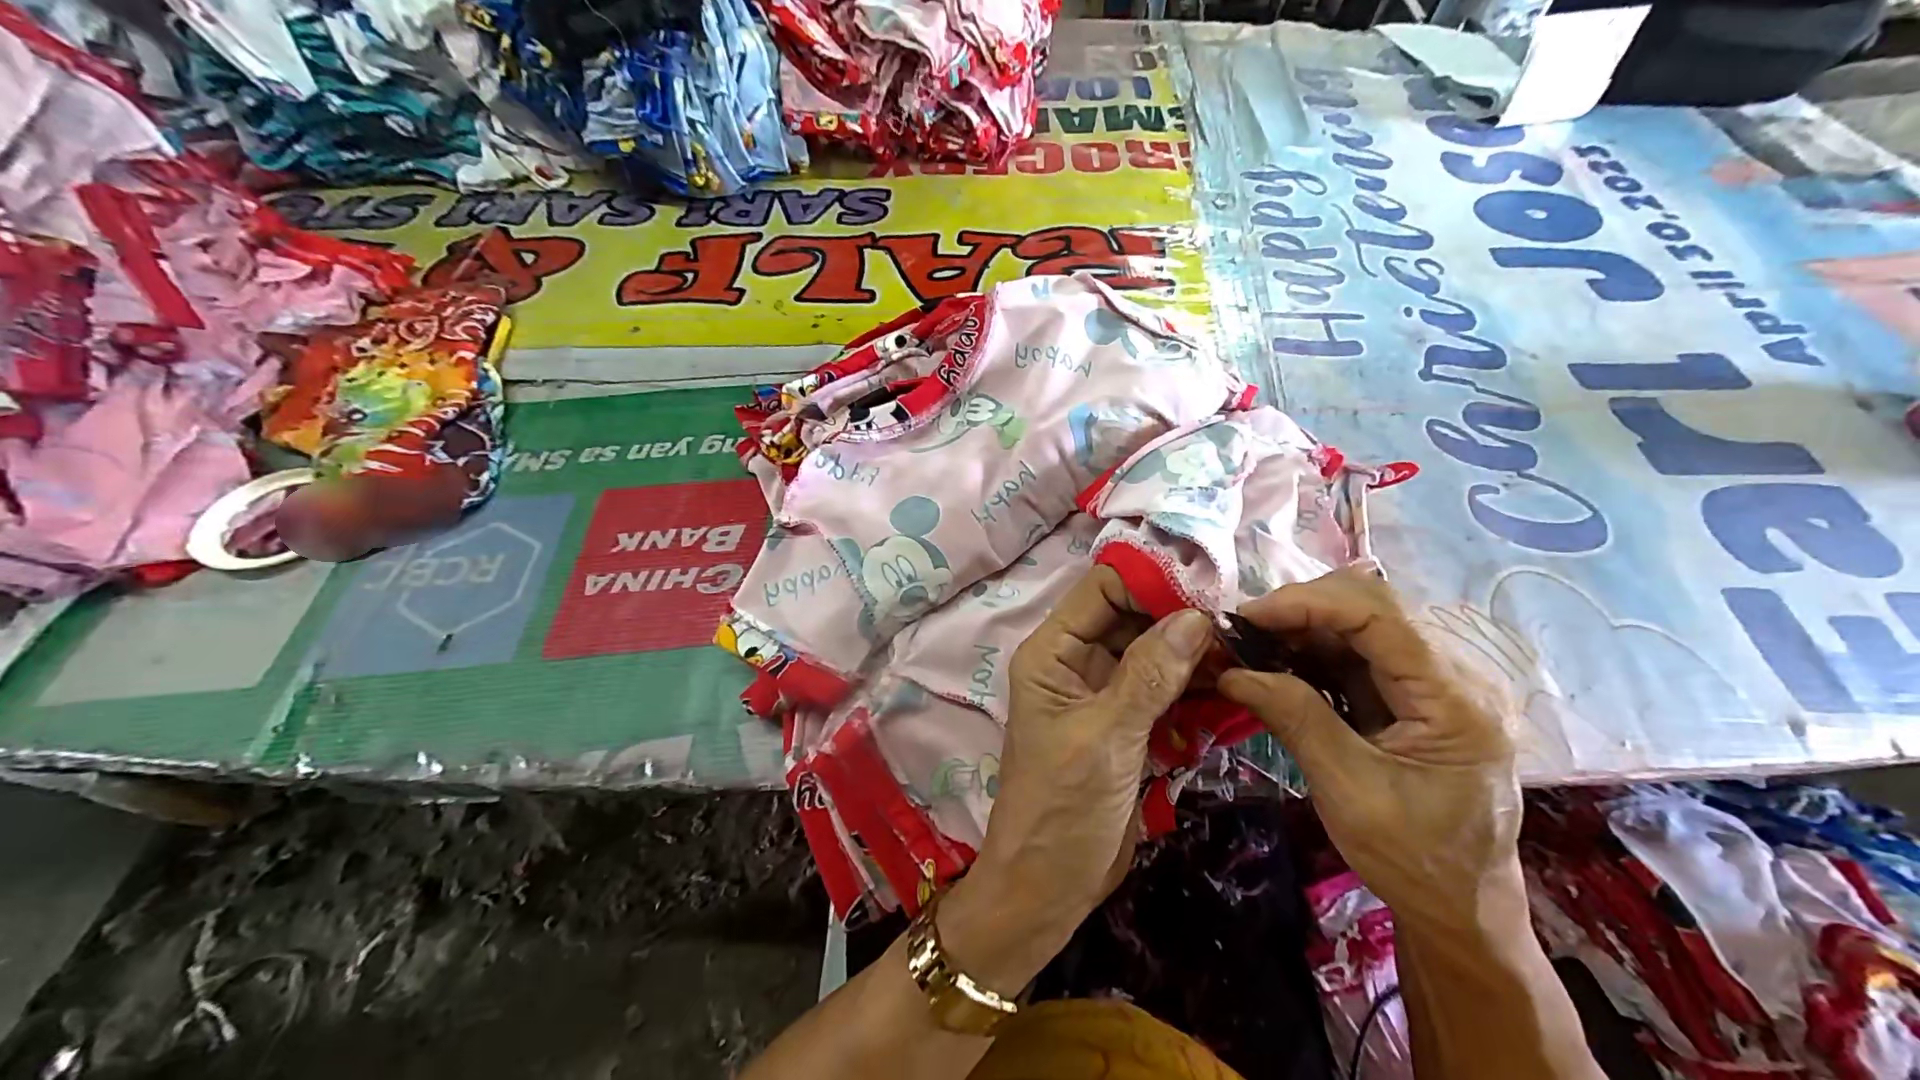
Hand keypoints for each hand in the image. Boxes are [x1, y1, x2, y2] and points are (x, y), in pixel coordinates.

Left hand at [938, 566, 1211, 991]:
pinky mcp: (1129, 723)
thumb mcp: (1105, 737)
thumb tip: (1196, 617)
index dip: (1151, 581)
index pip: (1102, 590)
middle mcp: (1077, 662)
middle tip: (1244, 622)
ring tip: (1249, 651)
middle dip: (1183, 617)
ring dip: (1196, 653)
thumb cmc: (1062, 808)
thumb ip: (1148, 676)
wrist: (1049, 886)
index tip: (1211, 587)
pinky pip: (1166, 690)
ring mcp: (1105, 693)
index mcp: (1053, 652)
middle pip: (1133, 617)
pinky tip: (1236, 685)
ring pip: (1155, 652)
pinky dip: (1197, 687)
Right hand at [1218, 565, 1522, 933]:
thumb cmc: (1414, 859)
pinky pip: (1358, 649)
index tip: (1245, 618)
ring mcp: (1436, 680)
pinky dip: (1311, 648)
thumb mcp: (1347, 791)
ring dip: (1300, 626)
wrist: (1462, 905)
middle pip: (1371, 606)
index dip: (1307, 603)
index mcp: (1455, 700)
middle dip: (1299, 609)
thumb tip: (1232, 671)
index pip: (1380, 616)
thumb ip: (1296, 718)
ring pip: (1360, 620)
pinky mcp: (1414, 691)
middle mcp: (1454, 675)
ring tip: (1250, 647)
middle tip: (1240, 633)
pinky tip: (1277, 662)